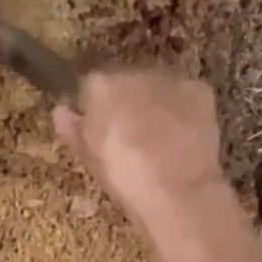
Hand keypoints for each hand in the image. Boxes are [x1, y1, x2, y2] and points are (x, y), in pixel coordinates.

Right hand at [53, 70, 227, 223]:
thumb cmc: (122, 175)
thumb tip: (61, 111)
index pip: (90, 87)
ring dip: (153, 105)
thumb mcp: (88, 157)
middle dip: (125, 103)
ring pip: (156, 88)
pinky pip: (183, 97)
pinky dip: (180, 112)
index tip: (97, 130)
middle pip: (125, 82)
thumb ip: (72, 128)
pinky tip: (179, 137)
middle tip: (128, 136)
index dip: (93, 108)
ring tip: (156, 139)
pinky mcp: (200, 90)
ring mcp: (171, 80)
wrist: (175, 189)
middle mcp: (135, 72)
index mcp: (101, 86)